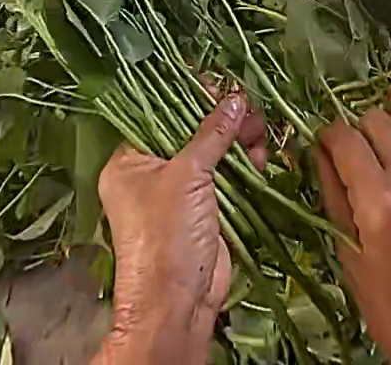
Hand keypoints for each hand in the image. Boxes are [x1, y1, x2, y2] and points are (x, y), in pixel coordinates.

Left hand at [93, 91, 267, 364]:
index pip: (160, 114)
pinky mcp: (204, 208)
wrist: (178, 306)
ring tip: (259, 129)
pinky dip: (242, 164)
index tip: (219, 85)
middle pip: (190, 131)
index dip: (190, 97)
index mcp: (131, 160)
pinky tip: (259, 155)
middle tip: (248, 106)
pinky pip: (224, 175)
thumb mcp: (187, 175)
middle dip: (221, 119)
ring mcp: (179, 191)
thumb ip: (212, 133)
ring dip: (237, 139)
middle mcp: (152, 172)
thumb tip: (235, 98)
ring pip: (211, 152)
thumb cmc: (167, 234)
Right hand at [316, 110, 390, 364]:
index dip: (329, 134)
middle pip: (377, 120)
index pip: (346, 137)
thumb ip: (333, 194)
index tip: (323, 143)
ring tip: (385, 194)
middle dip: (358, 132)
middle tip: (352, 160)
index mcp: (380, 203)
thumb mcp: (349, 255)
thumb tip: (320, 151)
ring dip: (387, 155)